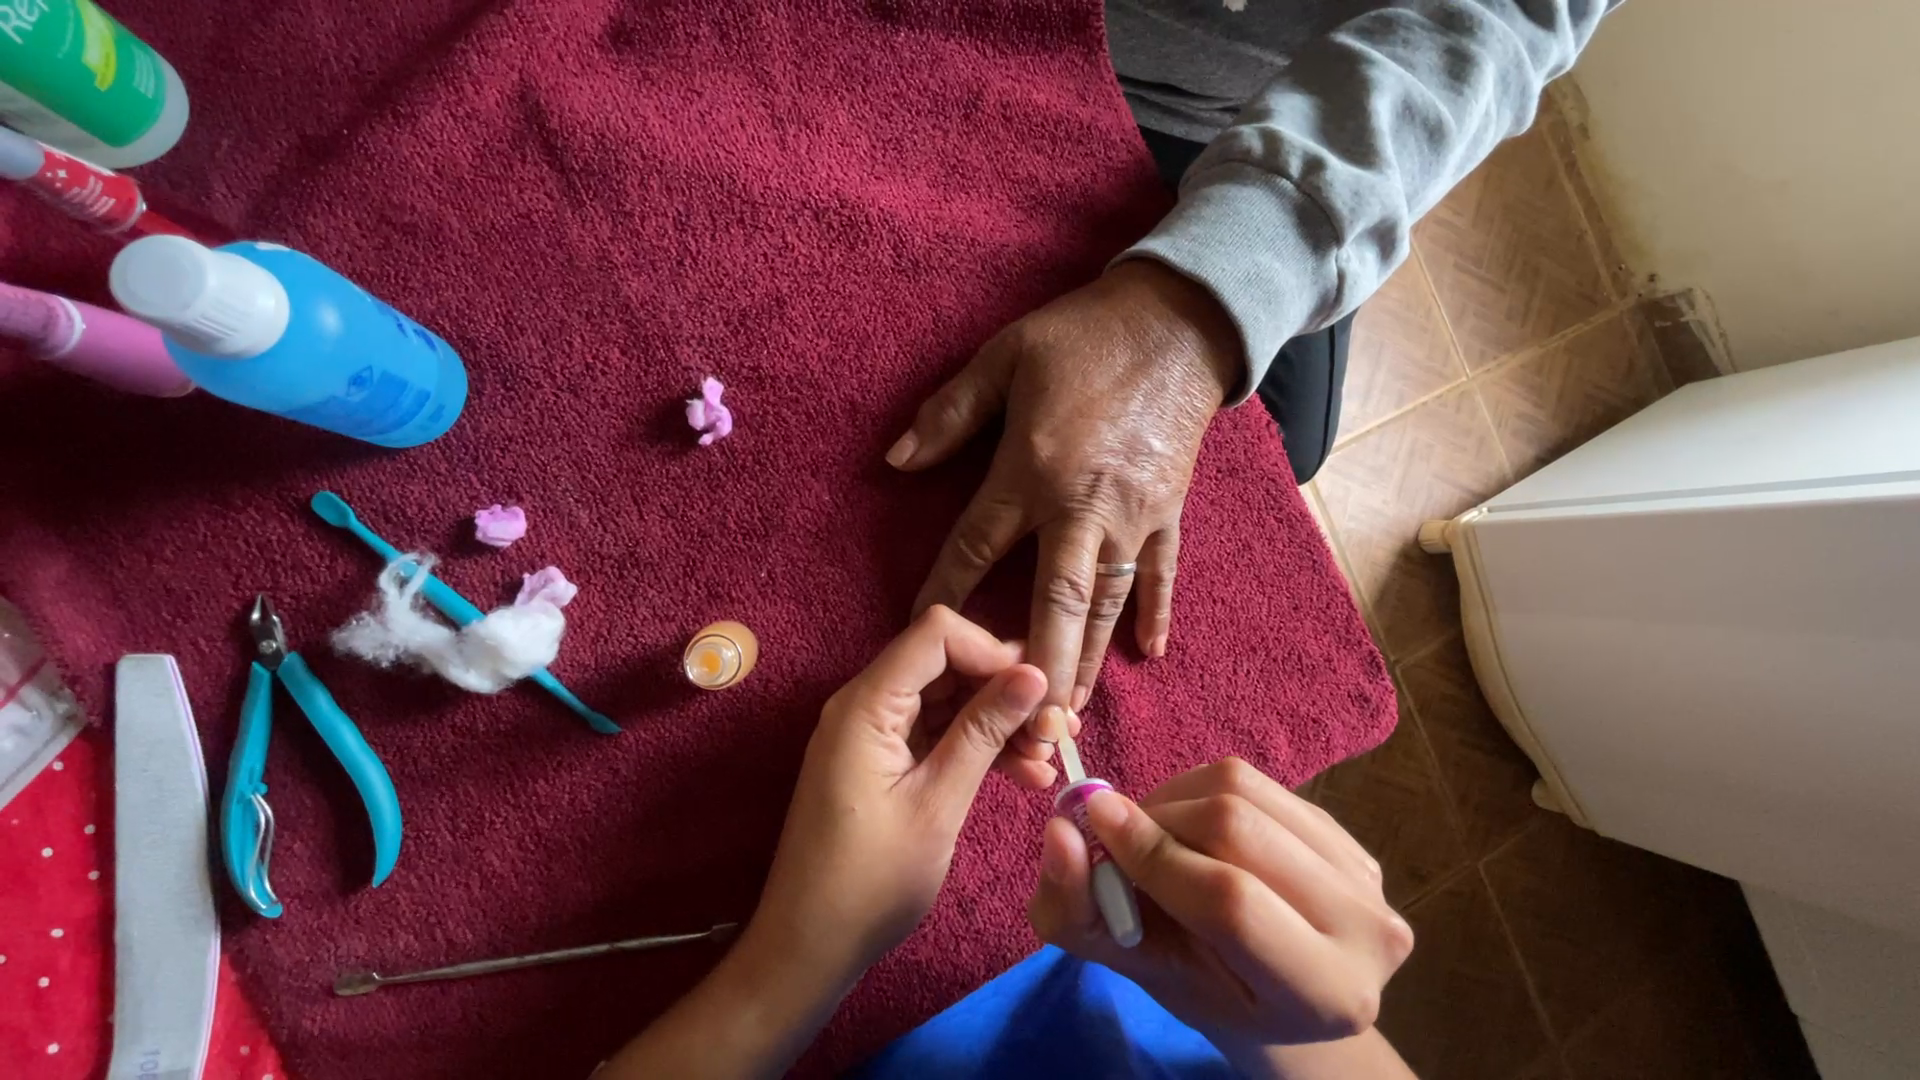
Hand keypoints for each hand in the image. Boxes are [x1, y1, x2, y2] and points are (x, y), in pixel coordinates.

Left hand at [606, 607, 1044, 1078]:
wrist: (810, 945)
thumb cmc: (870, 881)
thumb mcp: (937, 804)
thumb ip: (983, 731)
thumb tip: (1033, 674)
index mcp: (867, 703)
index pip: (937, 634)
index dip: (994, 652)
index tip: (1040, 692)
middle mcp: (868, 703)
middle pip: (947, 664)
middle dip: (1005, 690)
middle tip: (1057, 731)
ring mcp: (876, 732)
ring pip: (950, 699)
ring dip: (1000, 722)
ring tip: (1048, 760)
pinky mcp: (885, 759)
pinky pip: (939, 733)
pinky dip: (979, 747)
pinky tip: (1024, 774)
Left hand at [889, 260, 1240, 723]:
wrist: (1177, 323)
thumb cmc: (1081, 339)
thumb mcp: (1004, 358)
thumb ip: (949, 413)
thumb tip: (895, 459)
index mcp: (1032, 471)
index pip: (975, 546)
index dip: (944, 592)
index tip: (923, 635)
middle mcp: (1083, 508)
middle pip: (1055, 601)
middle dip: (1040, 665)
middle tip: (1027, 723)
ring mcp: (1135, 517)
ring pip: (1108, 603)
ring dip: (1089, 659)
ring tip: (1072, 708)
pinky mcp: (1171, 513)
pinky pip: (1163, 575)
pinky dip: (1155, 614)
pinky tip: (1150, 654)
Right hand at [1028, 758, 1412, 1048]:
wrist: (1271, 986)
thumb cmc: (1200, 987)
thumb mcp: (1135, 966)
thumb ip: (1081, 910)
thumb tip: (1061, 829)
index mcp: (1324, 993)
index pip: (1231, 902)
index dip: (1153, 855)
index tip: (1092, 820)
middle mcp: (1369, 932)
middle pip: (1237, 828)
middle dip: (1158, 821)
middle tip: (1119, 835)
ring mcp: (1367, 875)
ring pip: (1243, 791)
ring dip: (1175, 799)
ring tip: (1157, 834)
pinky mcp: (1348, 833)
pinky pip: (1256, 779)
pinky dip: (1200, 790)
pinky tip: (1193, 826)